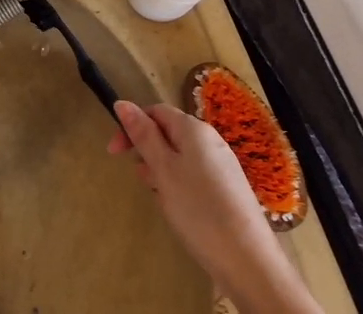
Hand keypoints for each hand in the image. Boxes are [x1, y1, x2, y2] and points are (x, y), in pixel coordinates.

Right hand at [109, 101, 320, 313]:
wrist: (248, 259)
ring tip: (162, 198)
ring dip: (162, 172)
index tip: (115, 153)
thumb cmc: (198, 208)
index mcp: (194, 129)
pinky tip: (181, 209)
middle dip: (148, 153)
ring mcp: (222, 165)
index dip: (132, 126)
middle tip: (144, 181)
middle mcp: (211, 140)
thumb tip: (122, 103)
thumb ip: (143, 135)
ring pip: (179, 157)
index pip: (155, 112)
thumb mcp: (162, 169)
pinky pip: (194, 176)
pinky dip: (179, 186)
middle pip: (168, 134)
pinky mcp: (228, 188)